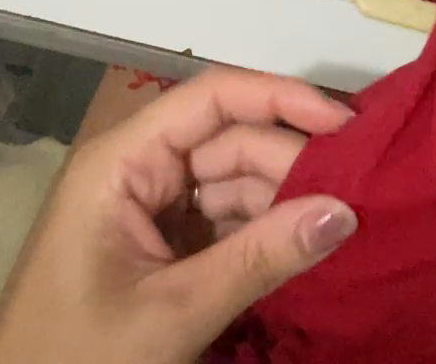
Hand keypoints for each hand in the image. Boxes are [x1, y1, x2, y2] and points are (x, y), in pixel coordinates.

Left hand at [0, 69, 358, 363]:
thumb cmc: (77, 358)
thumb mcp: (172, 312)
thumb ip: (260, 258)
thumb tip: (345, 211)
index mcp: (124, 159)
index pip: (211, 99)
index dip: (279, 98)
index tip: (343, 121)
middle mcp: (139, 166)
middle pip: (228, 139)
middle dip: (290, 157)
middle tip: (358, 182)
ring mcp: (152, 205)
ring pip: (232, 179)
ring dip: (284, 194)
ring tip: (345, 211)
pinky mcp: (164, 242)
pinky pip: (224, 217)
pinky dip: (264, 227)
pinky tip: (307, 237)